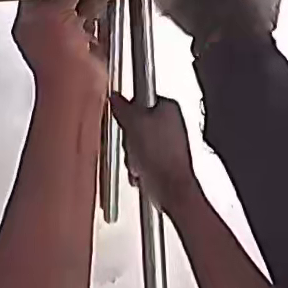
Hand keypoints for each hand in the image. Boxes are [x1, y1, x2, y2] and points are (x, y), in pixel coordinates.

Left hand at [13, 0, 109, 101]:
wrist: (79, 88)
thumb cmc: (56, 61)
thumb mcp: (56, 13)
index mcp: (29, 23)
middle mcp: (47, 32)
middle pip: (59, 1)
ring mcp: (68, 40)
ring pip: (78, 10)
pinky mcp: (88, 46)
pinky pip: (95, 22)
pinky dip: (101, 11)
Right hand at [110, 94, 200, 214]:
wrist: (172, 189)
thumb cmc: (161, 157)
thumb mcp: (134, 123)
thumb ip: (123, 108)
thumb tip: (116, 97)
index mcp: (168, 107)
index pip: (140, 100)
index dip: (128, 113)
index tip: (125, 121)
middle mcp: (171, 123)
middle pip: (137, 124)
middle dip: (130, 139)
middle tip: (132, 145)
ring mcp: (168, 143)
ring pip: (138, 144)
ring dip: (132, 155)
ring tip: (137, 161)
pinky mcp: (164, 161)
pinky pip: (143, 158)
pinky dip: (138, 166)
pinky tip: (141, 171)